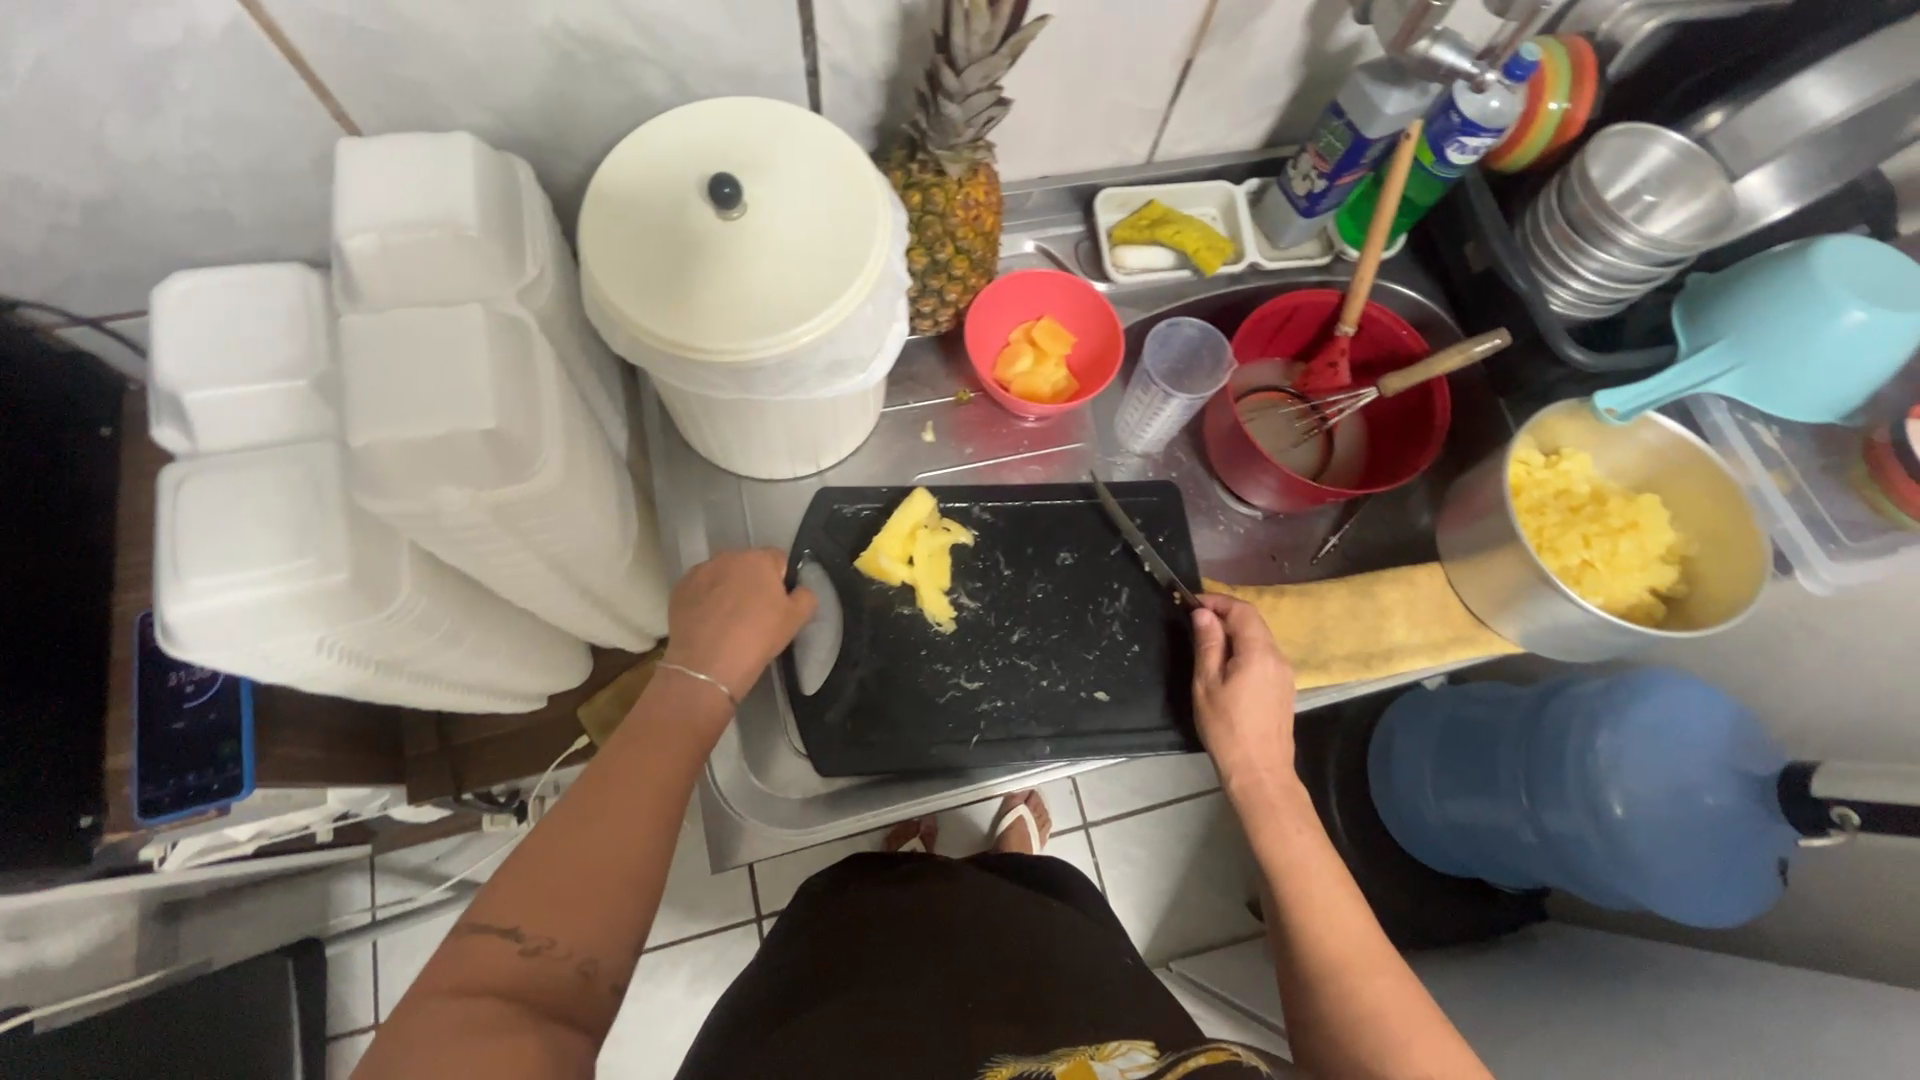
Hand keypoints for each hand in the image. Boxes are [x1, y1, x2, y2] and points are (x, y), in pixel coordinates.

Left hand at [662, 549, 816, 705]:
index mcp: (759, 559)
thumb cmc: (758, 637)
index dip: (781, 582)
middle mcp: (728, 557)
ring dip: (728, 589)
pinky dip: (706, 600)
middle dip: (753, 583)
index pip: (778, 560)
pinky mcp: (679, 589)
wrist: (707, 665)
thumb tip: (800, 590)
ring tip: (729, 621)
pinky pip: (700, 589)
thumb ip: (806, 596)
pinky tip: (709, 624)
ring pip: (722, 576)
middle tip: (755, 614)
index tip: (778, 606)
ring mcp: (700, 572)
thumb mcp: (796, 619)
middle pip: (748, 565)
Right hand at [1191, 593, 1298, 791]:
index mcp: (1259, 653)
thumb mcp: (1206, 684)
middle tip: (1196, 619)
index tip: (1193, 603)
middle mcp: (1278, 657)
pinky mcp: (1284, 688)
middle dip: (1225, 614)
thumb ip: (1207, 644)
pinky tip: (1226, 663)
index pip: (1243, 610)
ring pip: (1260, 639)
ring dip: (1235, 632)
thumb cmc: (1226, 728)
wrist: (1259, 771)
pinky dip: (1244, 649)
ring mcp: (1285, 674)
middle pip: (1254, 622)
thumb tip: (1203, 614)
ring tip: (1206, 641)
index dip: (1218, 601)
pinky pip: (1264, 656)